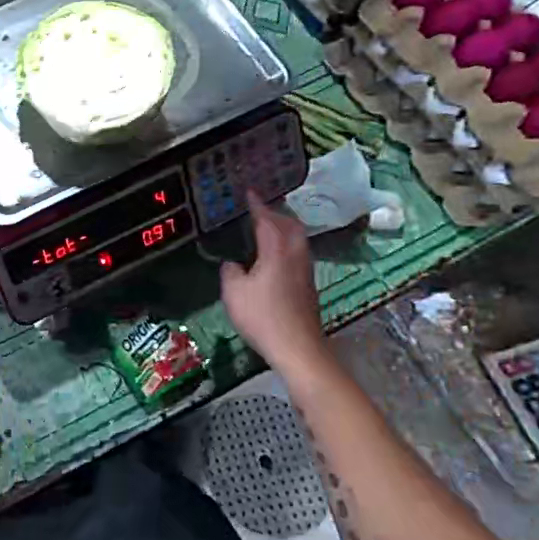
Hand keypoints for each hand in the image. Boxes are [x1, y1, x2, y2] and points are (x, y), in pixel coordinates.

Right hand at [221, 192, 324, 362]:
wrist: (298, 347)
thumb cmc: (263, 316)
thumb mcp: (234, 293)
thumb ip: (230, 272)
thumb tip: (233, 264)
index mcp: (276, 251)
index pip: (267, 220)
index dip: (257, 205)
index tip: (250, 193)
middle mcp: (295, 255)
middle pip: (291, 225)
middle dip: (276, 214)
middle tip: (260, 210)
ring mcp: (305, 270)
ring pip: (298, 239)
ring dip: (284, 229)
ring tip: (267, 228)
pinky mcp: (308, 285)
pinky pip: (298, 252)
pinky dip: (286, 244)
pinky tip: (274, 256)